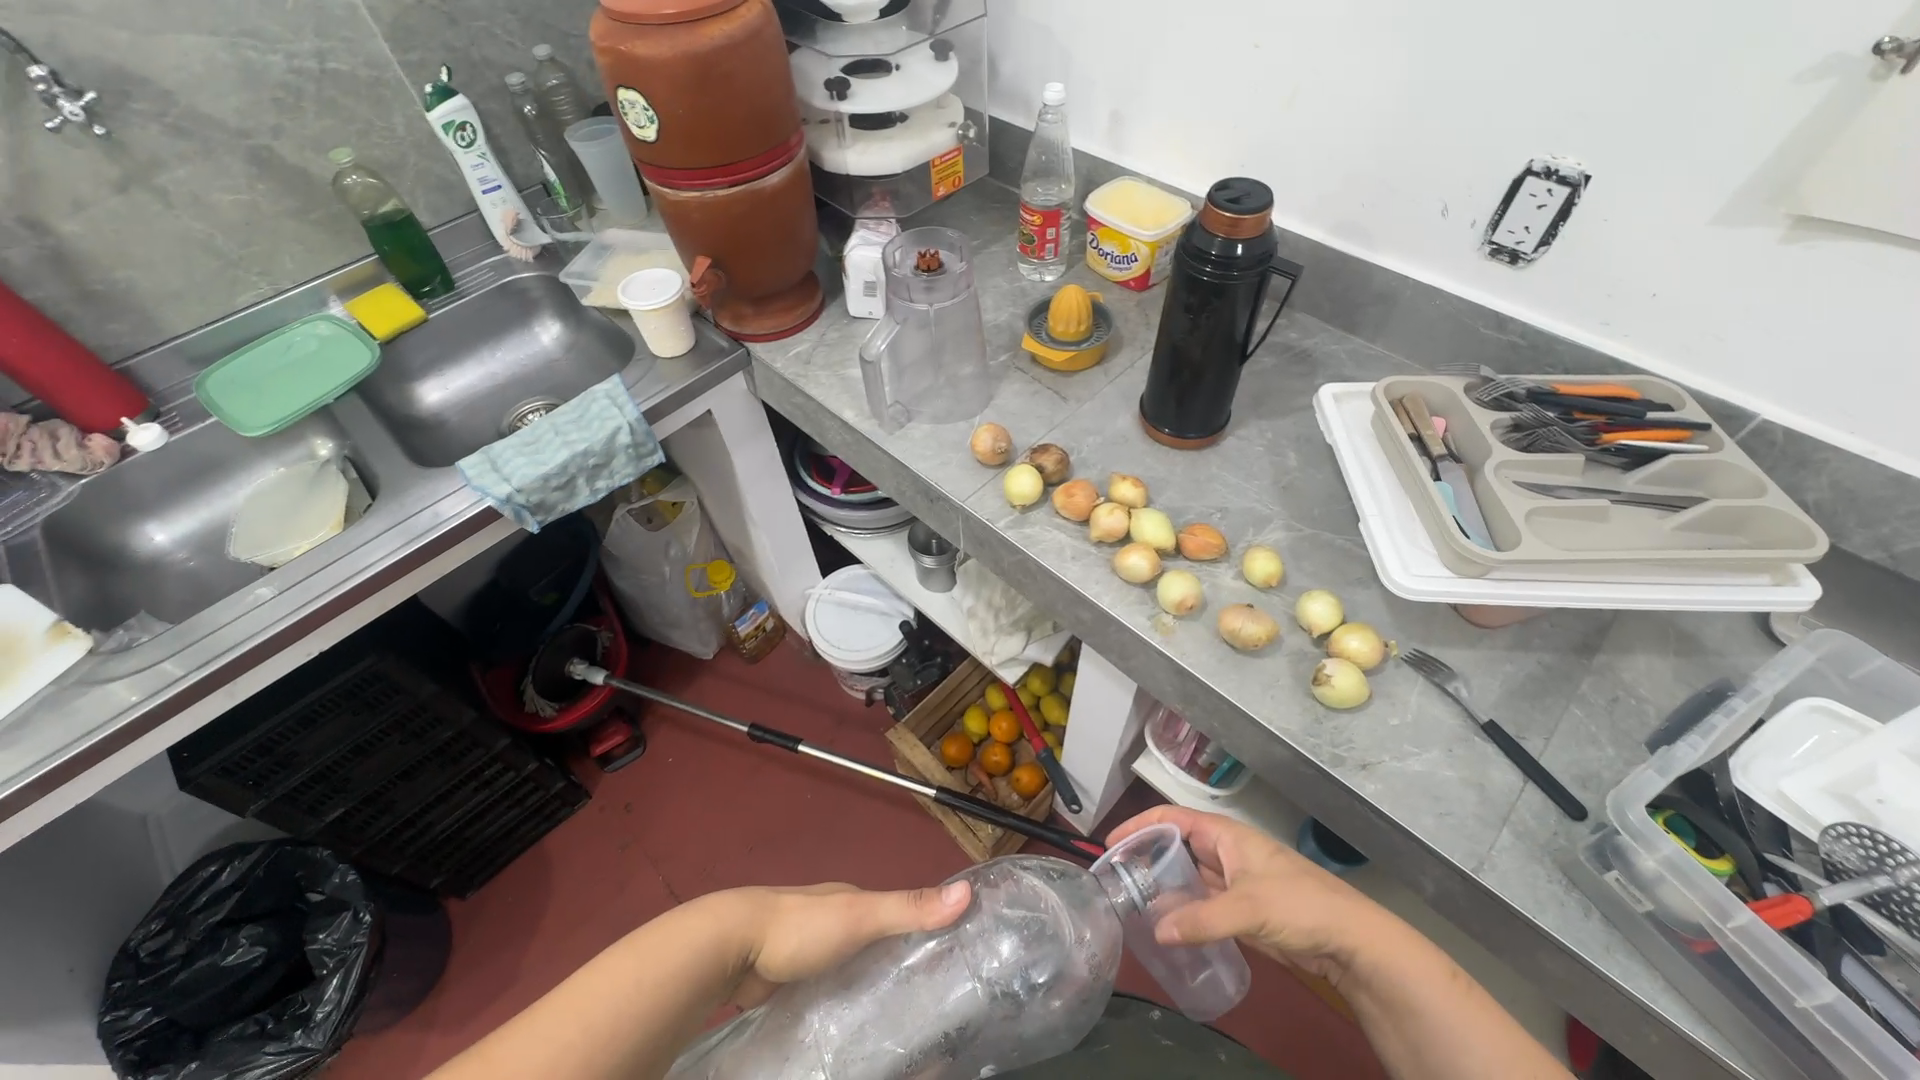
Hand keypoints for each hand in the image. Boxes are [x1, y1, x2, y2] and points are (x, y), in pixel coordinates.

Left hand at [721, 880, 971, 1007]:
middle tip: (927, 1002)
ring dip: (866, 984)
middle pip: (875, 942)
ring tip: (894, 1019)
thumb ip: (909, 908)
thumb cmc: (801, 926)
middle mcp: (833, 921)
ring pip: (849, 968)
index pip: (900, 913)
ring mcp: (808, 950)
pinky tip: (850, 1021)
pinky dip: (839, 1000)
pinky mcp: (788, 978)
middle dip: (897, 963)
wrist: (732, 947)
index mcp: (852, 900)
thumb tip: (968, 890)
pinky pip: (824, 990)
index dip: (926, 931)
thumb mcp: (861, 916)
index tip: (953, 960)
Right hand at [1108, 806, 1396, 984]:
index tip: (1110, 843)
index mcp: (1226, 835)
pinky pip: (1201, 904)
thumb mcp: (1248, 908)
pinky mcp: (1242, 910)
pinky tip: (1165, 926)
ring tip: (1131, 901)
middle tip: (1115, 877)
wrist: (1350, 940)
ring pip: (1188, 876)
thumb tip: (1156, 930)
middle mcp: (1226, 852)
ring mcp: (1234, 882)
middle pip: (1177, 846)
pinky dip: (1182, 911)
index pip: (1173, 818)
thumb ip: (1200, 919)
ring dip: (1163, 886)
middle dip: (1147, 857)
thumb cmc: (1300, 905)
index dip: (1140, 825)